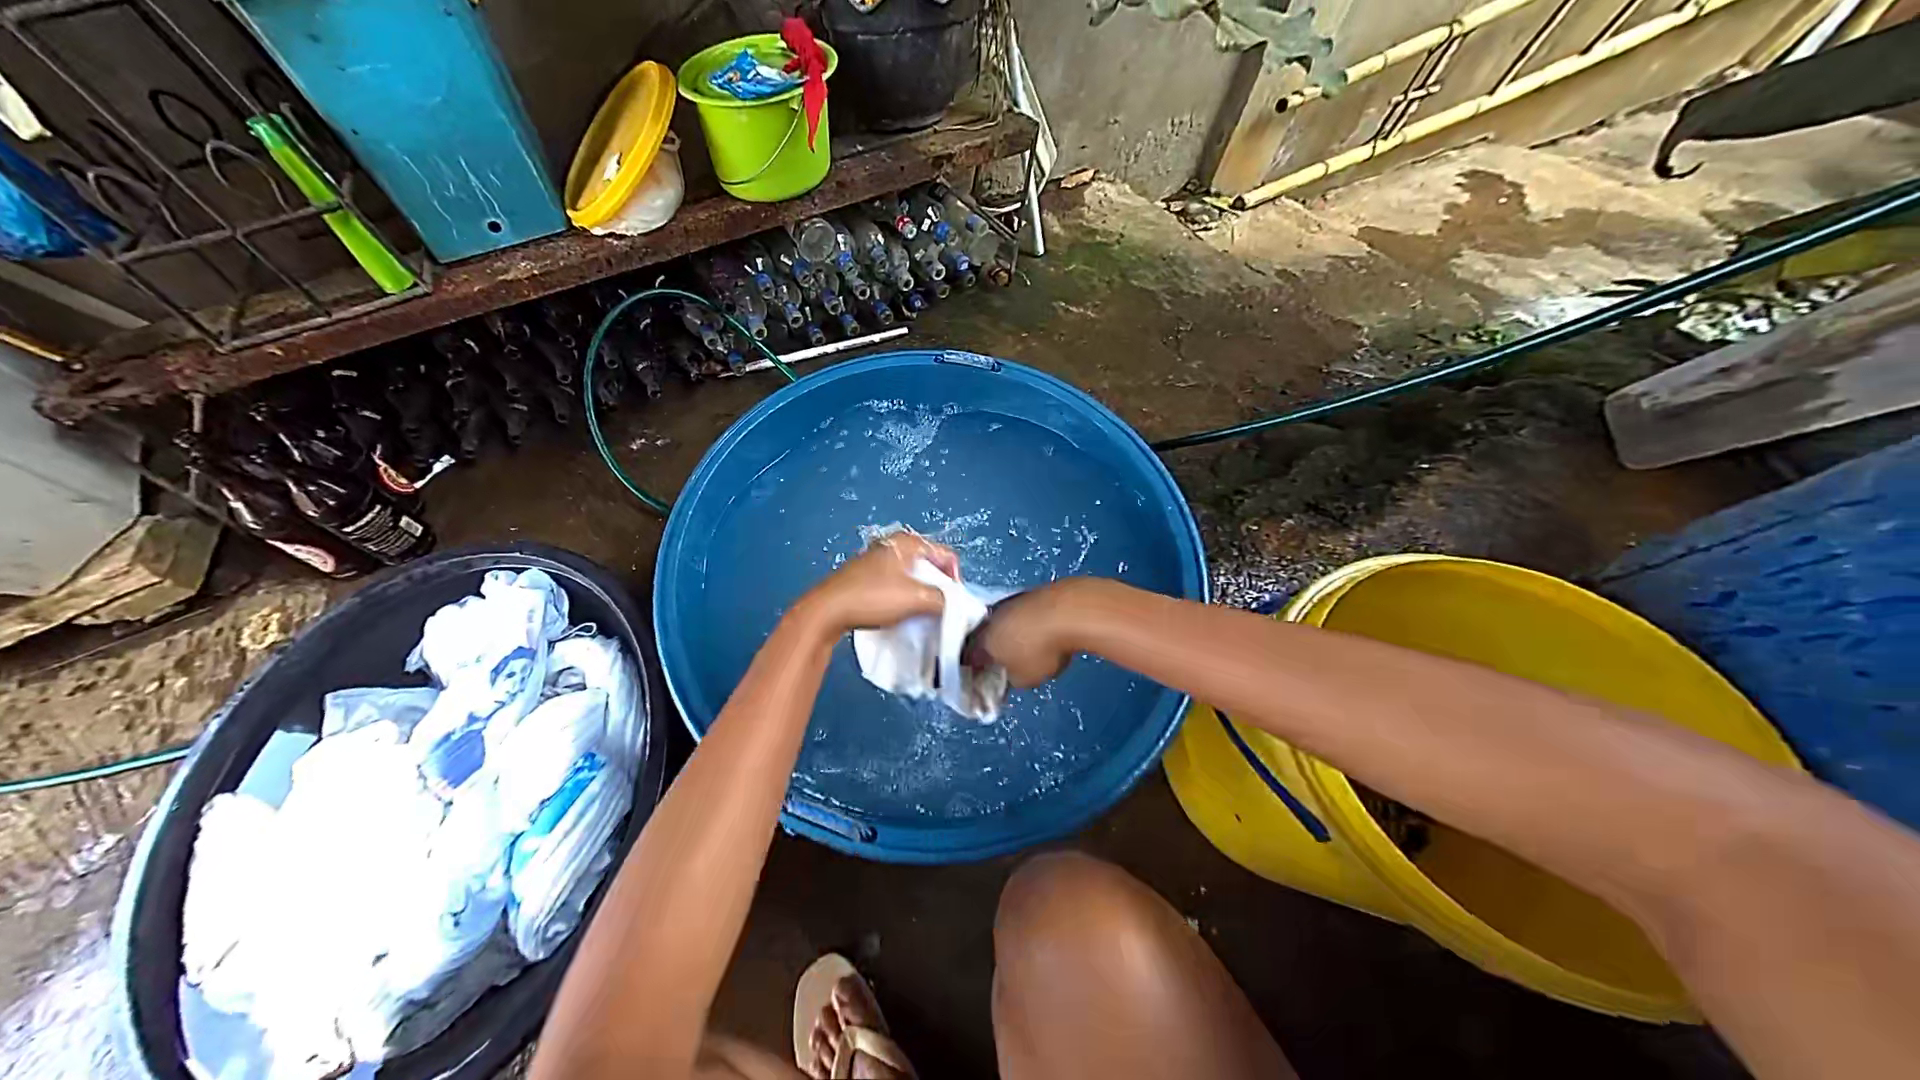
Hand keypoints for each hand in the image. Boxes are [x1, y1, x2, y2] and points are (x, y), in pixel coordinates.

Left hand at [796, 532, 959, 634]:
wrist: (827, 610)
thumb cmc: (873, 598)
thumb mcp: (916, 599)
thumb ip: (943, 599)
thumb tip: (952, 604)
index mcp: (908, 542)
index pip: (946, 555)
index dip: (955, 579)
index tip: (953, 602)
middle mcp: (894, 544)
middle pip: (929, 564)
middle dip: (938, 586)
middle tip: (940, 609)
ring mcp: (878, 558)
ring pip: (912, 574)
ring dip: (921, 592)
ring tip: (921, 612)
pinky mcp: (866, 574)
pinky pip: (896, 582)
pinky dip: (904, 594)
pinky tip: (900, 611)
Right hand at [966, 581, 1084, 687]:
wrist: (1069, 610)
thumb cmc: (1041, 649)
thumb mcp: (1024, 678)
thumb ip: (1010, 680)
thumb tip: (1010, 676)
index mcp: (980, 641)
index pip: (969, 660)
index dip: (976, 673)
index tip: (985, 682)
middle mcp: (989, 619)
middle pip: (985, 639)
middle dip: (993, 652)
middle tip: (1006, 667)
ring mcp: (1009, 602)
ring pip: (1003, 624)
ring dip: (1011, 636)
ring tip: (1027, 650)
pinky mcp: (1029, 593)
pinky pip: (1021, 614)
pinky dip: (1027, 624)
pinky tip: (1041, 634)